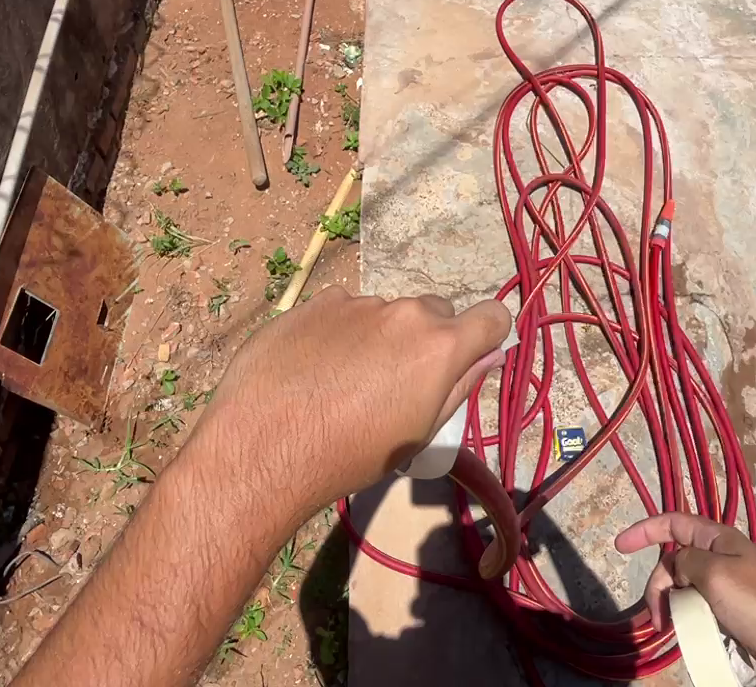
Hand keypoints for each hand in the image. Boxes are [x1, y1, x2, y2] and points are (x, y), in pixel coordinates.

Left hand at [189, 287, 509, 515]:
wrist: (263, 445)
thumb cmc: (351, 454)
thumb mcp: (418, 432)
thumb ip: (459, 386)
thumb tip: (488, 355)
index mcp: (440, 345)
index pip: (492, 315)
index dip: (486, 335)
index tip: (468, 357)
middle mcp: (405, 312)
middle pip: (436, 312)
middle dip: (428, 338)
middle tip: (396, 382)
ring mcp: (358, 302)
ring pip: (387, 312)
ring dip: (380, 336)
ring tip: (343, 380)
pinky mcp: (317, 301)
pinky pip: (345, 310)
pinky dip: (340, 331)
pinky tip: (313, 366)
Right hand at [615, 513, 755, 686]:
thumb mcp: (716, 575)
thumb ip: (686, 563)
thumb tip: (676, 567)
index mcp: (719, 539)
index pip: (673, 522)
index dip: (644, 530)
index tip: (619, 546)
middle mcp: (723, 559)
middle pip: (676, 562)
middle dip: (660, 585)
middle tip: (657, 615)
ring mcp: (731, 589)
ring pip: (688, 592)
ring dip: (677, 609)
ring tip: (676, 632)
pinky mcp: (739, 618)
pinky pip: (705, 615)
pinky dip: (695, 625)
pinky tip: (698, 641)